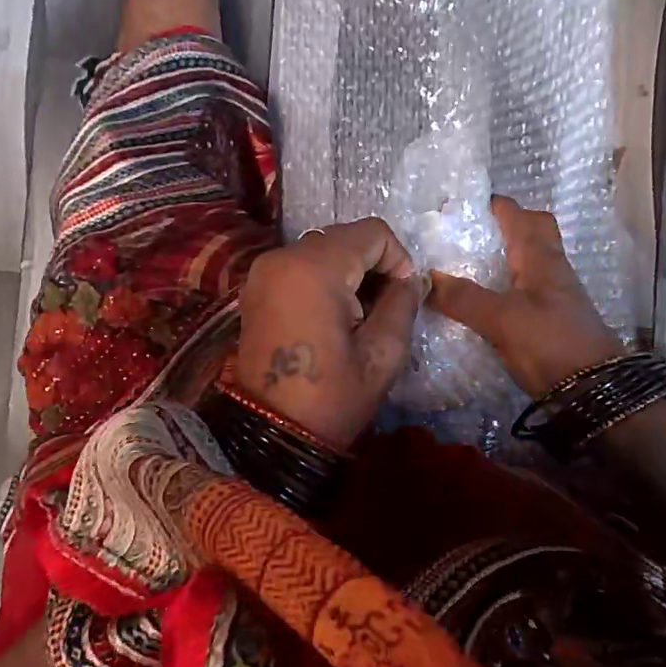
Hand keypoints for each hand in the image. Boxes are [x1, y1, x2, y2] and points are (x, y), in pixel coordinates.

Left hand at [236, 218, 428, 445]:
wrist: (273, 434)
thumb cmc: (331, 398)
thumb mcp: (382, 354)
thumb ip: (402, 303)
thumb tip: (411, 280)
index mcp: (314, 268)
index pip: (371, 232)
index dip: (399, 258)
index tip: (404, 296)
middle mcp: (282, 258)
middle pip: (343, 238)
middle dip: (372, 266)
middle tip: (384, 309)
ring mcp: (262, 273)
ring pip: (320, 251)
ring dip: (348, 274)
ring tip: (359, 317)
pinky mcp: (254, 291)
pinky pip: (298, 269)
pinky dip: (322, 281)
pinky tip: (333, 317)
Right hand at [429, 196, 622, 397]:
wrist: (592, 389)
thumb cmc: (550, 344)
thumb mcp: (502, 319)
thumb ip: (464, 298)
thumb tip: (427, 278)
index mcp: (541, 259)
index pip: (519, 216)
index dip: (494, 206)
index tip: (459, 208)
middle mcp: (550, 270)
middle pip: (531, 234)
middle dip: (503, 228)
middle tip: (468, 237)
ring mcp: (553, 296)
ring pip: (526, 264)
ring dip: (501, 260)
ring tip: (464, 269)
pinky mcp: (550, 321)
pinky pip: (522, 292)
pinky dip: (502, 289)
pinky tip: (480, 304)